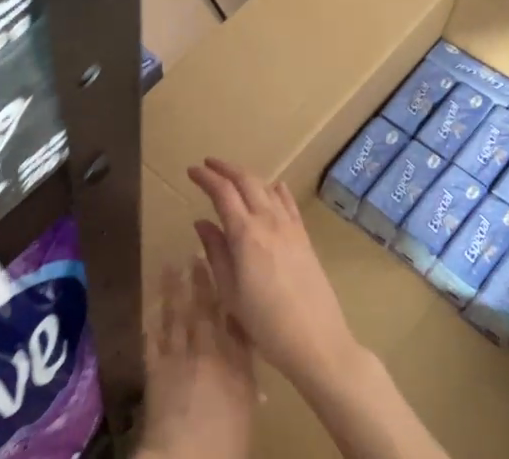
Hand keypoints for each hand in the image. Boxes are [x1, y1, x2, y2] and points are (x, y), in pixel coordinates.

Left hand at [141, 258, 254, 458]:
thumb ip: (245, 386)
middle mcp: (208, 352)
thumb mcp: (244, 411)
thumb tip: (251, 382)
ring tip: (170, 266)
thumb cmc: (226, 442)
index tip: (227, 273)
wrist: (186, 454)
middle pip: (205, 309)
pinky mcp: (154, 365)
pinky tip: (151, 308)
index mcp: (237, 365)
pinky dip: (152, 321)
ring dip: (173, 289)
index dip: (230, 297)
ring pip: (176, 314)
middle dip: (201, 282)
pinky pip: (152, 337)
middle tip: (196, 256)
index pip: (235, 323)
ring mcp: (178, 355)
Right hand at [188, 157, 356, 385]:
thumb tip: (202, 222)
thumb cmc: (265, 323)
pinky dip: (277, 191)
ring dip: (248, 176)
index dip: (205, 177)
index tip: (190, 171)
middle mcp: (268, 222)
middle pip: (246, 181)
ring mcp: (291, 229)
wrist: (318, 343)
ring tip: (233, 175)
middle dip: (225, 168)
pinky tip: (274, 187)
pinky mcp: (306, 240)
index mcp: (245, 234)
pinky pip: (289, 205)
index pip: (222, 192)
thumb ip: (215, 252)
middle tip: (208, 165)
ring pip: (267, 189)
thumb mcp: (230, 291)